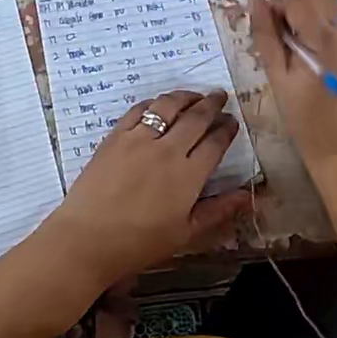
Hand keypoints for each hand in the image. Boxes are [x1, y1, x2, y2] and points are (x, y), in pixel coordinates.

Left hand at [40, 90, 248, 289]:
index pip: (215, 142)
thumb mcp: (185, 233)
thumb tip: (249, 196)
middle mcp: (167, 149)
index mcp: (189, 175)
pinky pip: (138, 110)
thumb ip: (218, 210)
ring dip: (186, 97)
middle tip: (220, 96)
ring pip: (168, 106)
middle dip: (212, 104)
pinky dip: (154, 103)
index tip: (232, 121)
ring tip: (194, 95)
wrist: (88, 238)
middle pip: (196, 117)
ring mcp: (139, 138)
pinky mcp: (116, 136)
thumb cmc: (140, 242)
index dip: (227, 128)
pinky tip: (159, 104)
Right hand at [248, 0, 336, 167]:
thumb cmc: (302, 113)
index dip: (278, 4)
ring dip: (316, 7)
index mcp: (325, 42)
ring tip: (302, 29)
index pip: (298, 2)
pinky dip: (335, 19)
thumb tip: (255, 1)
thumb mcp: (276, 75)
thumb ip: (265, 34)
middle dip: (296, 3)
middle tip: (281, 25)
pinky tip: (323, 38)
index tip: (267, 19)